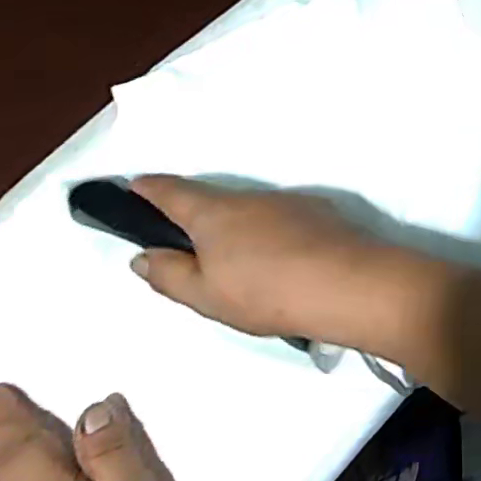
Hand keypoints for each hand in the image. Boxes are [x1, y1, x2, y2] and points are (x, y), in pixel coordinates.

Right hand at [127, 176, 385, 340]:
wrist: (344, 282)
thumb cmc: (264, 292)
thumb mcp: (205, 295)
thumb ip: (170, 275)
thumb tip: (143, 256)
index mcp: (216, 213)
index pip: (174, 192)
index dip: (151, 188)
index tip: (136, 184)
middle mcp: (252, 197)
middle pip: (215, 201)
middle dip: (199, 218)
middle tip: (190, 248)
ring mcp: (289, 201)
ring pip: (252, 212)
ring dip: (240, 229)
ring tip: (243, 270)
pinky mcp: (318, 210)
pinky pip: (282, 219)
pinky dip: (272, 235)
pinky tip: (281, 264)